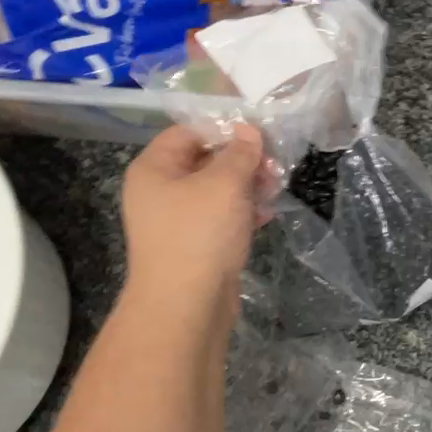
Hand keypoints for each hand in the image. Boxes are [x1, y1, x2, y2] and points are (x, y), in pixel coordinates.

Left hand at [120, 123, 273, 315]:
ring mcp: (177, 220)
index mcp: (155, 168)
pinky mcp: (195, 244)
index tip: (261, 132)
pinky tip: (266, 214)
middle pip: (205, 161)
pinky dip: (243, 213)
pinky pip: (221, 218)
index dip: (224, 127)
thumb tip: (248, 129)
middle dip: (242, 161)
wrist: (186, 304)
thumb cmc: (199, 234)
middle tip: (275, 165)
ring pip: (217, 191)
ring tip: (276, 189)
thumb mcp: (224, 184)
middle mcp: (160, 190)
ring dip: (248, 187)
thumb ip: (240, 153)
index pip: (188, 132)